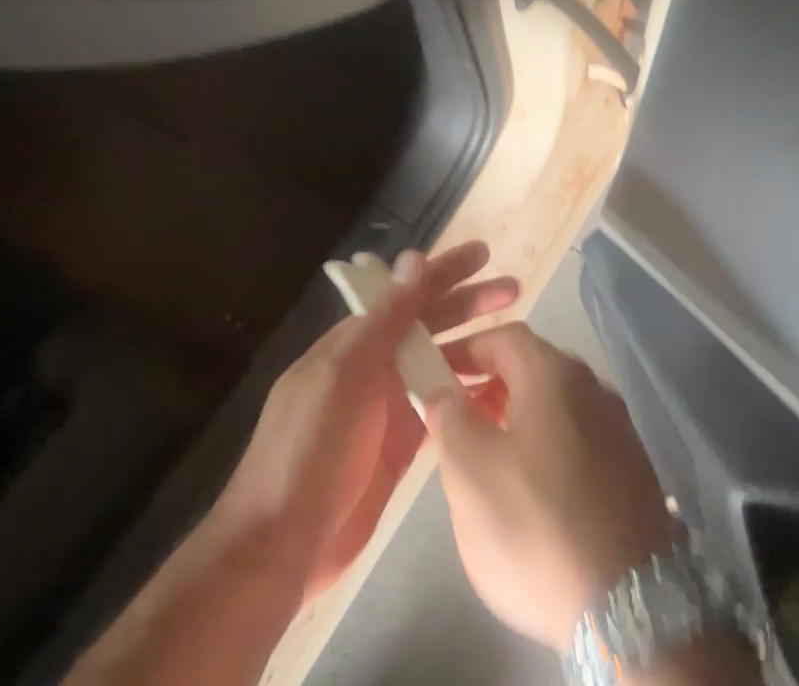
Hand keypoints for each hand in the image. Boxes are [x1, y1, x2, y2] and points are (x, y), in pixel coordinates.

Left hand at [213, 242, 518, 598]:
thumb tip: (413, 260)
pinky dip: (469, 394)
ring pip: (439, 366)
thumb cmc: (309, 451)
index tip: (484, 254)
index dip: (445, 273)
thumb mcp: (346, 376)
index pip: (406, 296)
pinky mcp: (399, 448)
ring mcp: (385, 411)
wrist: (281, 544)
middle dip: (469, 304)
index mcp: (352, 347)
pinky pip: (441, 408)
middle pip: (428, 326)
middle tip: (515, 288)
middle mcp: (370, 371)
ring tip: (518, 339)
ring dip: (474, 347)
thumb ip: (385, 321)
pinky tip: (501, 391)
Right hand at [425, 322, 675, 649]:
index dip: (466, 349)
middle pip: (535, 369)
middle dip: (490, 386)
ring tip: (482, 456)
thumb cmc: (535, 525)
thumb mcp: (472, 472)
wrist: (624, 600)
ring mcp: (619, 429)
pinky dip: (545, 445)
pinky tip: (528, 486)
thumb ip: (452, 420)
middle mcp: (596, 390)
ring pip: (557, 407)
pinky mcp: (630, 468)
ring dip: (517, 418)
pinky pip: (577, 438)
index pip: (507, 338)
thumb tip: (445, 392)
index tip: (434, 371)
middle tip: (453, 420)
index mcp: (558, 378)